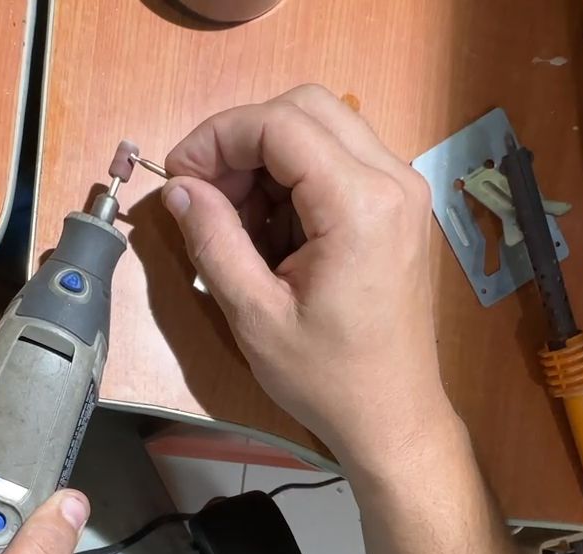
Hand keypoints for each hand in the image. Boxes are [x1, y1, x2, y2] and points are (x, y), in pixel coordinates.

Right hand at [161, 85, 451, 469]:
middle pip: (305, 108)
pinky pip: (339, 162)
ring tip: (234, 221)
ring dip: (267, 160)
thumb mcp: (255, 317)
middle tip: (204, 192)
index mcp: (360, 205)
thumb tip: (180, 189)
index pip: (280, 124)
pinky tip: (271, 232)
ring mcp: (402, 192)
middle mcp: (393, 181)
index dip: (217, 138)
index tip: (179, 176)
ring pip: (323, 129)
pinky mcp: (398, 210)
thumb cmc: (325, 379)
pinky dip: (294, 181)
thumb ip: (214, 242)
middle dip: (242, 140)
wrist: (390, 415)